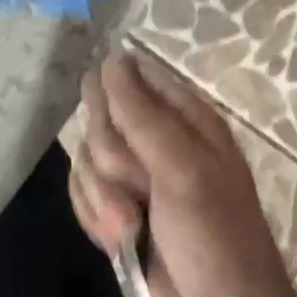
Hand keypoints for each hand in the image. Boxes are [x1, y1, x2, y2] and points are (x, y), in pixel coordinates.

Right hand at [69, 53, 294, 296]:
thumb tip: (110, 57)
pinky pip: (82, 190)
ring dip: (102, 196)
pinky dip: (95, 217)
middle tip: (137, 184)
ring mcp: (135, 176)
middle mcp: (158, 140)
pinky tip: (118, 239)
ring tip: (131, 226)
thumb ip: (143, 115)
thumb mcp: (184, 171)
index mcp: (186, 119)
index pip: (133, 75)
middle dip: (110, 157)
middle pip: (100, 116)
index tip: (112, 119)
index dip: (114, 95)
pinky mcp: (115, 209)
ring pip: (86, 156)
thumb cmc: (214, 237)